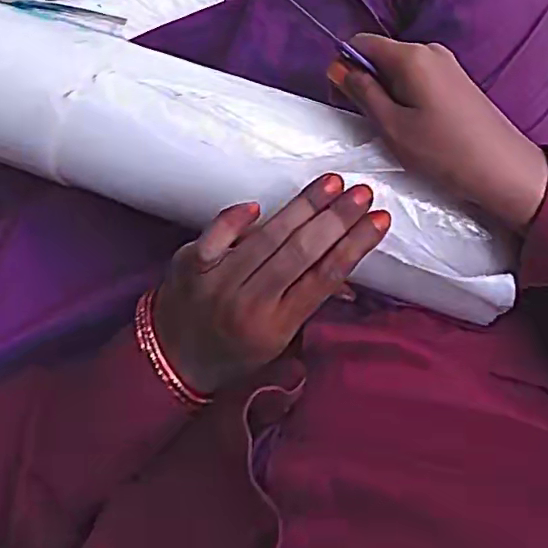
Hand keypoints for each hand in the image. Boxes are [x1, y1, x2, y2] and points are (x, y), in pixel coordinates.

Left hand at [150, 174, 390, 394]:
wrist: (169, 363)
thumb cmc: (232, 352)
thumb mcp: (277, 340)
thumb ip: (308, 304)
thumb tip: (347, 277)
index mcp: (277, 325)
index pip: (324, 278)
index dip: (354, 246)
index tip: (379, 220)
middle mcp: (250, 303)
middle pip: (301, 253)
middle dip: (336, 219)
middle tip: (362, 193)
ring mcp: (218, 283)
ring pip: (268, 239)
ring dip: (303, 208)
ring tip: (332, 183)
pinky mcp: (191, 266)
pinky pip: (215, 237)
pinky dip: (235, 220)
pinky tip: (258, 204)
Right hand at [328, 35, 547, 231]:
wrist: (505, 170)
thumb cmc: (444, 151)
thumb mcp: (391, 126)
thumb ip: (361, 91)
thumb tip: (337, 66)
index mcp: (411, 56)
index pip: (360, 42)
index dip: (344, 65)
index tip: (344, 98)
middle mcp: (429, 50)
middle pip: (381, 55)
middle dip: (367, 81)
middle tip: (372, 121)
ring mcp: (446, 63)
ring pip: (398, 68)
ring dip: (387, 92)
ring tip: (398, 128)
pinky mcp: (456, 79)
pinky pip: (418, 77)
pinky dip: (407, 96)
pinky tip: (417, 125)